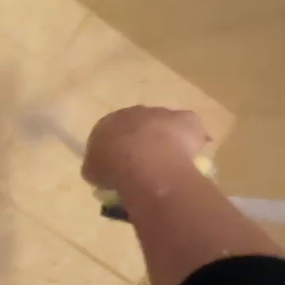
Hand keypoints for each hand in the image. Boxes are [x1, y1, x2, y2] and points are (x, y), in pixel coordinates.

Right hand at [82, 106, 208, 191]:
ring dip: (166, 140)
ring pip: (165, 125)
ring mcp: (161, 113)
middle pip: (139, 125)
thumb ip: (98, 166)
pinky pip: (190, 128)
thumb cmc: (112, 167)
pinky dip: (191, 140)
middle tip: (146, 164)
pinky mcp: (185, 119)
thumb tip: (103, 170)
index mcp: (107, 123)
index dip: (118, 148)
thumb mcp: (93, 172)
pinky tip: (190, 157)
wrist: (143, 164)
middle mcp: (133, 112)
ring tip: (169, 164)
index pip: (111, 132)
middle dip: (142, 141)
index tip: (122, 164)